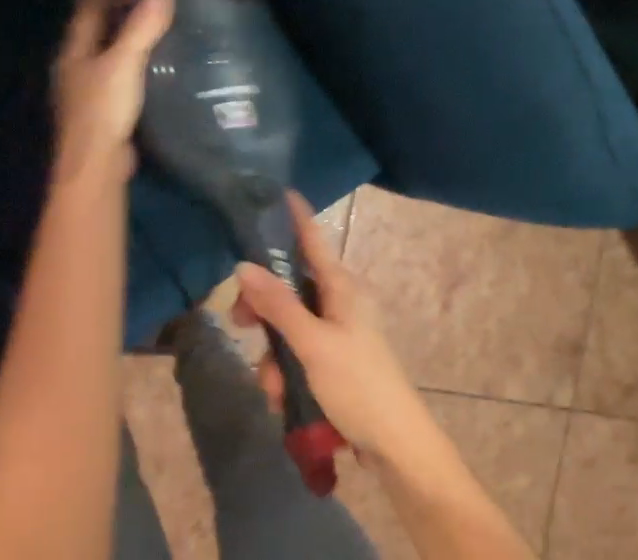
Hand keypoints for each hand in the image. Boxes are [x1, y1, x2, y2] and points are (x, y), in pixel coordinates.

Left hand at [51, 0, 174, 188]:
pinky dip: (132, 69)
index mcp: (73, 49)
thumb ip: (142, 28)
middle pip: (96, 30)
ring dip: (127, 43)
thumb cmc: (103, 108)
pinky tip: (155, 69)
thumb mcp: (125, 62)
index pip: (87, 7)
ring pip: (106, 56)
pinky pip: (116, 79)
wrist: (95, 165)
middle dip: (120, 14)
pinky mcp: (100, 112)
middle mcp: (74, 67)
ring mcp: (85, 91)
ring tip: (159, 31)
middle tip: (154, 2)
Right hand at [232, 192, 431, 460]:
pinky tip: (284, 400)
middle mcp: (340, 303)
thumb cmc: (359, 384)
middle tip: (239, 325)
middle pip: (289, 287)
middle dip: (263, 311)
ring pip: (288, 327)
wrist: (397, 447)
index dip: (296, 217)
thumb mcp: (312, 343)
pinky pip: (298, 355)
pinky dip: (287, 374)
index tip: (280, 190)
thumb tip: (243, 266)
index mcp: (342, 287)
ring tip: (274, 389)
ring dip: (274, 356)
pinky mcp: (335, 362)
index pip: (313, 240)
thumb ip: (277, 304)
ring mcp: (337, 334)